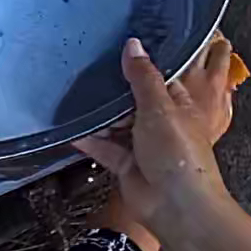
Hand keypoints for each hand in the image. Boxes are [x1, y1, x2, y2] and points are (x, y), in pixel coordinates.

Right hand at [75, 35, 235, 244]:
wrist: (176, 205)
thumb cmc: (179, 153)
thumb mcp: (160, 106)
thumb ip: (143, 77)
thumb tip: (133, 44)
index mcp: (178, 105)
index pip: (158, 80)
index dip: (140, 68)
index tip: (116, 52)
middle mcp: (160, 124)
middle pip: (133, 102)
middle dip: (114, 94)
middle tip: (88, 73)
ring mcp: (143, 146)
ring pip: (117, 125)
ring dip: (100, 117)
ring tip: (76, 98)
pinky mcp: (126, 165)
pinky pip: (104, 148)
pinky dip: (90, 141)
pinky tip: (71, 130)